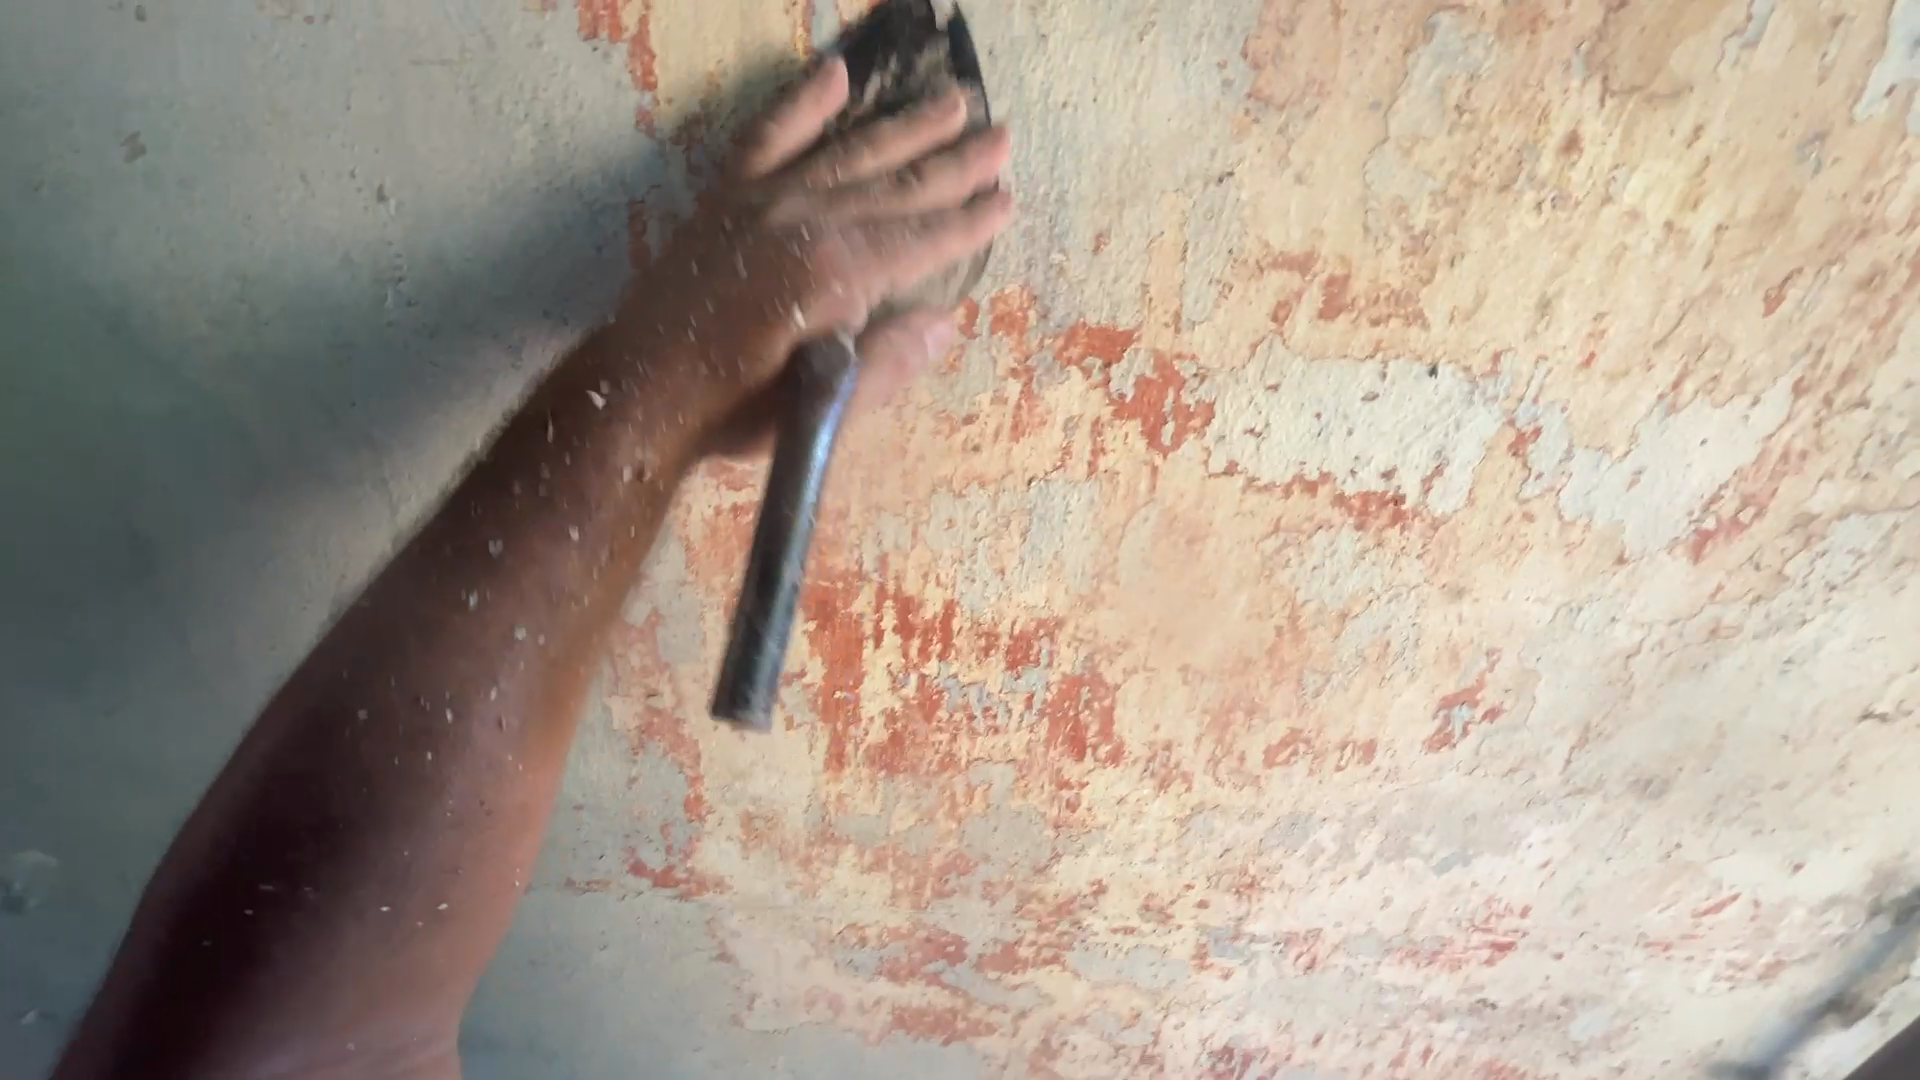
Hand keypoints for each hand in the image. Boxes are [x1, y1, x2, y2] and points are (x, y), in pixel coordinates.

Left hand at [615, 57, 1013, 451]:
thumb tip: (943, 322)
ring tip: (951, 102)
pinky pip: (769, 135)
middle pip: (896, 186)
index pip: (920, 240)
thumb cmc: (738, 411)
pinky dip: (802, 103)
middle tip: (1001, 137)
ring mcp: (765, 200)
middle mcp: (806, 220)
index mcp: (835, 274)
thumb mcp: (823, 406)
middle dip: (954, 164)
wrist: (645, 391)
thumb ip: (886, 362)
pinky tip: (835, 73)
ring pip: (850, 153)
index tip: (1007, 200)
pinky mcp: (729, 197)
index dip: (968, 222)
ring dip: (904, 127)